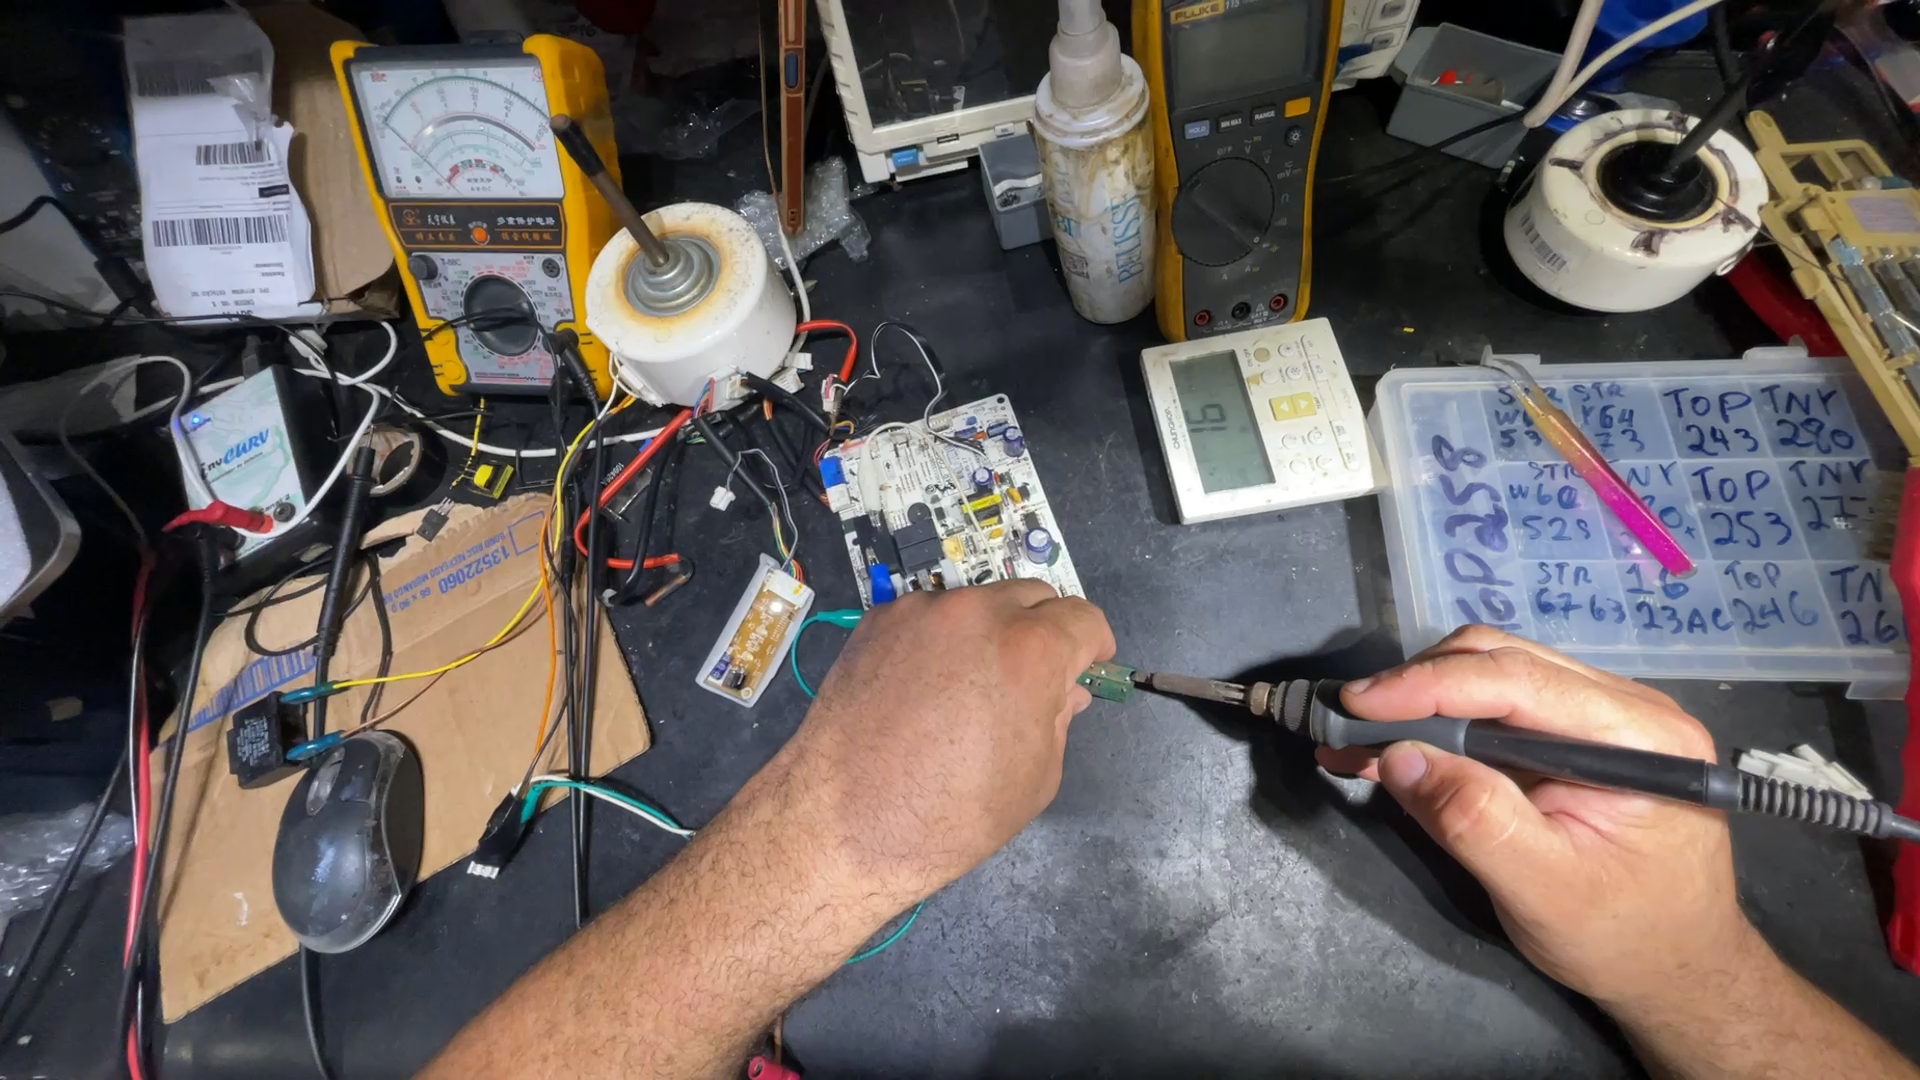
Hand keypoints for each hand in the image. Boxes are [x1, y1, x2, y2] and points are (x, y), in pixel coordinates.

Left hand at [758, 581, 1113, 905]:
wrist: (841, 821)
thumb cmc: (949, 815)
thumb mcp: (1035, 778)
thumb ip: (1059, 718)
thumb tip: (1064, 688)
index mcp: (1029, 649)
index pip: (1083, 618)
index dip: (1093, 645)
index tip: (1087, 665)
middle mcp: (977, 611)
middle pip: (1033, 595)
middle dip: (1044, 630)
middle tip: (1031, 677)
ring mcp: (922, 609)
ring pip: (978, 602)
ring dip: (989, 631)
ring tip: (965, 686)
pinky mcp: (880, 618)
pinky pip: (930, 615)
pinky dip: (940, 638)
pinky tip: (920, 686)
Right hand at [1318, 626, 1760, 1010]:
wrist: (1669, 968)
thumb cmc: (1623, 937)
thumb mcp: (1546, 892)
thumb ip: (1475, 820)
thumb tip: (1398, 756)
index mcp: (1637, 738)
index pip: (1515, 679)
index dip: (1426, 684)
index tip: (1355, 704)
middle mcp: (1615, 705)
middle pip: (1490, 659)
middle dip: (1412, 685)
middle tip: (1350, 722)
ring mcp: (1582, 712)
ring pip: (1473, 670)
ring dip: (1408, 700)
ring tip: (1354, 736)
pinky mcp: (1549, 730)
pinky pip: (1472, 702)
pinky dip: (1417, 720)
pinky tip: (1374, 747)